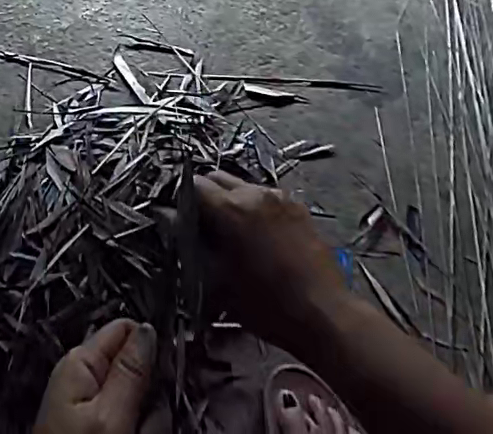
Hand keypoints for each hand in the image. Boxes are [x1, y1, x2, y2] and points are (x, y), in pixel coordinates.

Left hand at [33, 319, 156, 433]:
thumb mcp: (109, 418)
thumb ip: (132, 371)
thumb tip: (148, 328)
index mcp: (81, 365)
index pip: (125, 331)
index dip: (149, 347)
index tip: (161, 377)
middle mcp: (89, 384)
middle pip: (140, 373)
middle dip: (150, 402)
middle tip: (136, 430)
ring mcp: (97, 416)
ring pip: (145, 410)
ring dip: (147, 430)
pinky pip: (136, 432)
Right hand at [192, 171, 348, 352]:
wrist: (324, 314)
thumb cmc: (266, 305)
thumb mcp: (218, 281)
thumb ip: (191, 244)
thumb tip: (168, 218)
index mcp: (231, 209)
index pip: (195, 184)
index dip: (181, 197)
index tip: (178, 215)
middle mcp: (254, 193)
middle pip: (217, 178)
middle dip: (205, 195)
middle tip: (201, 224)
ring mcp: (279, 197)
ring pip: (242, 185)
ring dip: (230, 199)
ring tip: (231, 231)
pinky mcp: (297, 206)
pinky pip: (265, 197)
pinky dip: (254, 207)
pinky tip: (258, 236)